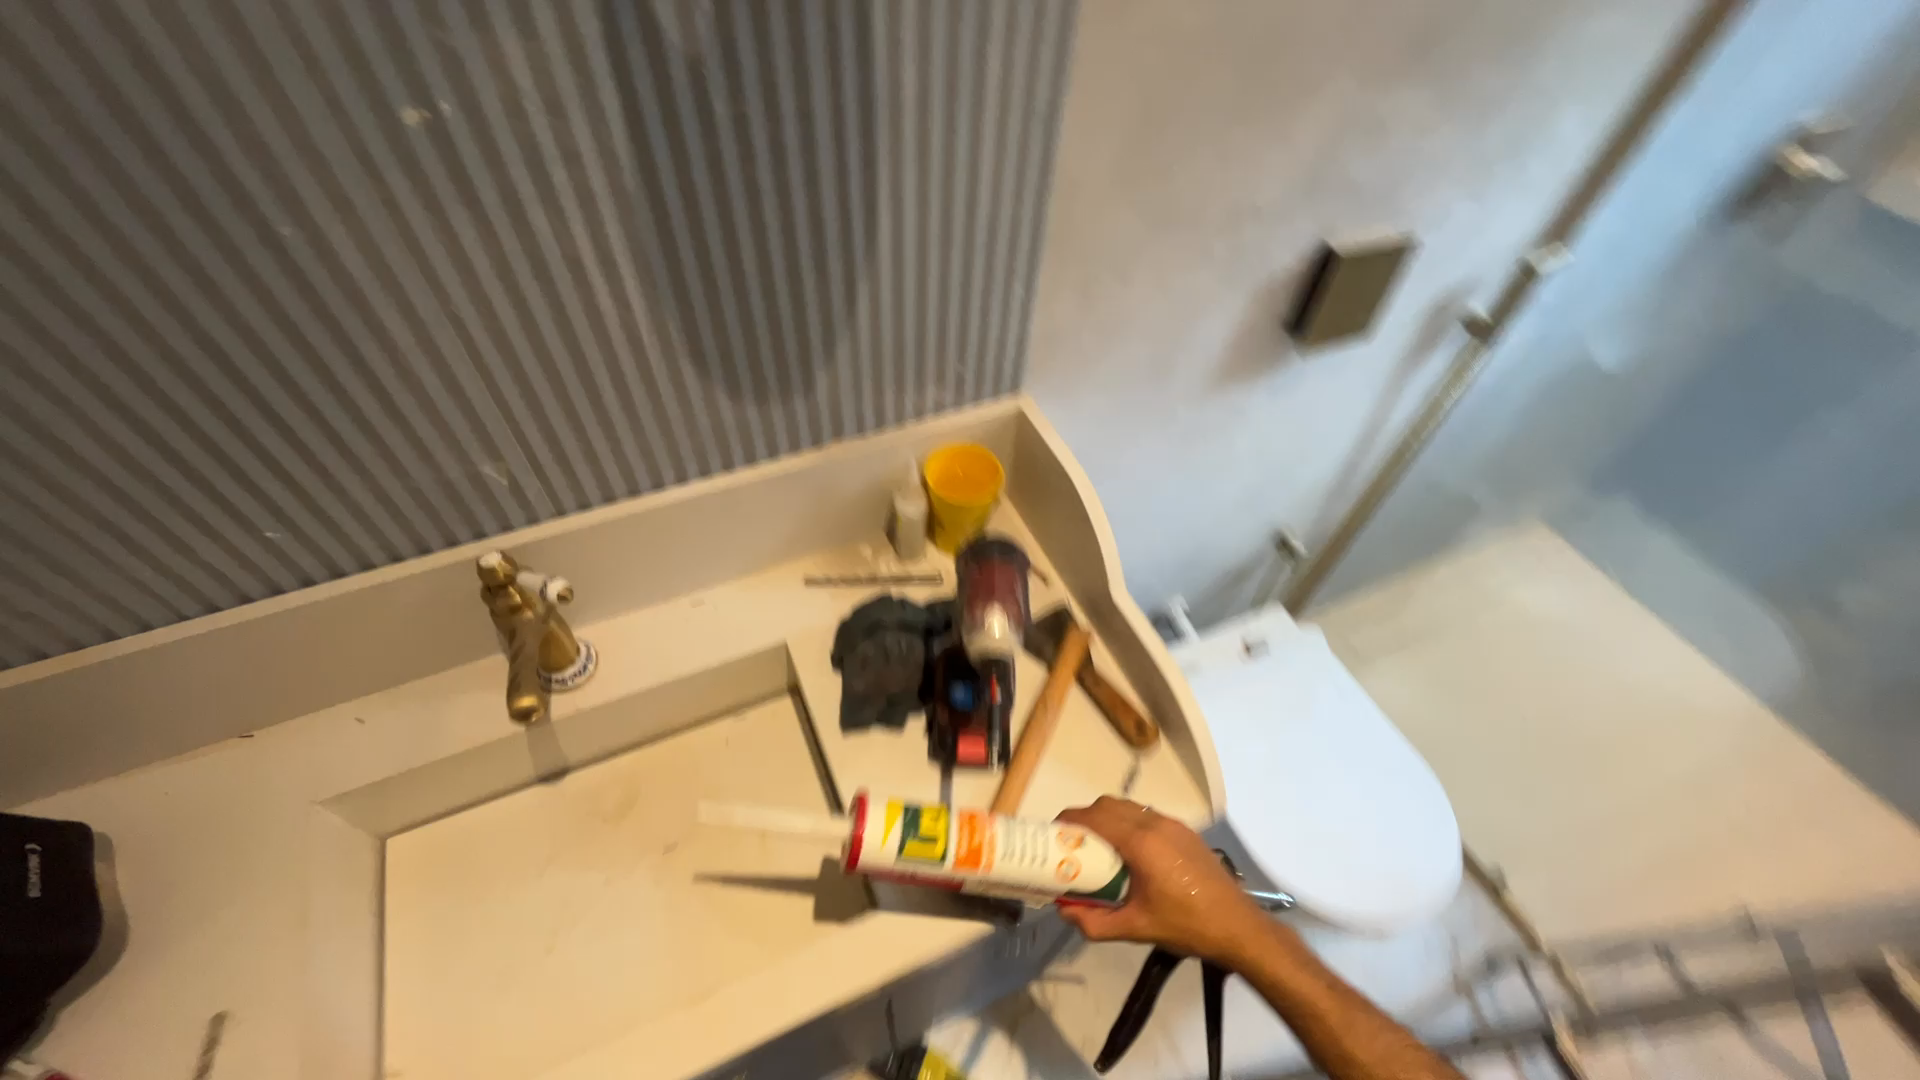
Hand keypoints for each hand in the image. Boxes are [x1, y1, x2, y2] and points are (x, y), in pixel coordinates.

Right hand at [1054, 796, 1269, 964]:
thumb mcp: (1135, 928)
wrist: (1237, 926)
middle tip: (1072, 841)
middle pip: (1109, 805)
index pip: (1095, 816)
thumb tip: (1064, 911)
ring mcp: (1173, 824)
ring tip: (1098, 846)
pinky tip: (1130, 852)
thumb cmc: (1185, 926)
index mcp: (1140, 843)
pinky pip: (1146, 815)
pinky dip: (1128, 823)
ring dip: (1108, 818)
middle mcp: (1155, 823)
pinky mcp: (1185, 831)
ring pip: (1129, 806)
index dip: (1070, 818)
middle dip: (1086, 817)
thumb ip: (1094, 922)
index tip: (1053, 831)